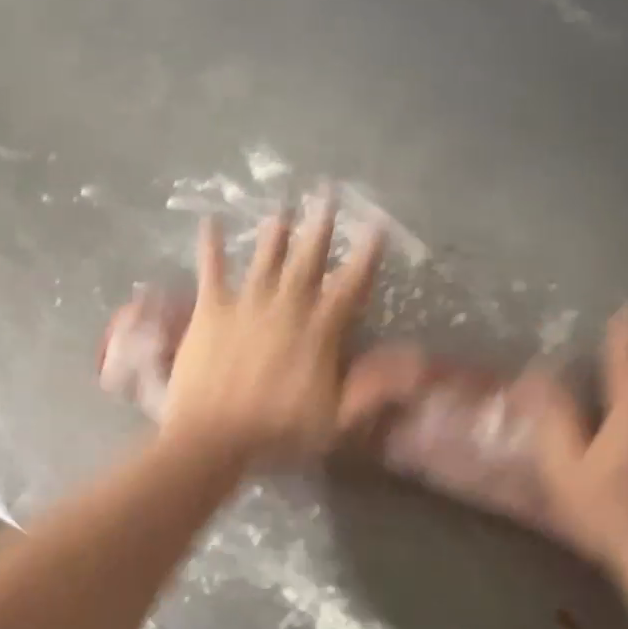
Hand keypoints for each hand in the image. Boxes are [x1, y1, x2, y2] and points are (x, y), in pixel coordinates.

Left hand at [160, 197, 382, 463]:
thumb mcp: (336, 419)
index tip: (376, 226)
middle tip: (327, 192)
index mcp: (319, 330)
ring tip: (283, 207)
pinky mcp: (211, 310)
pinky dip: (212, 245)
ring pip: (265, 257)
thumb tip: (416, 359)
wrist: (213, 436)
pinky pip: (212, 270)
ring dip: (275, 231)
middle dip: (320, 226)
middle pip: (307, 259)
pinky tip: (211, 221)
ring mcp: (246, 303)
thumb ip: (374, 386)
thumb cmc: (277, 432)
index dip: (365, 256)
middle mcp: (286, 306)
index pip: (349, 285)